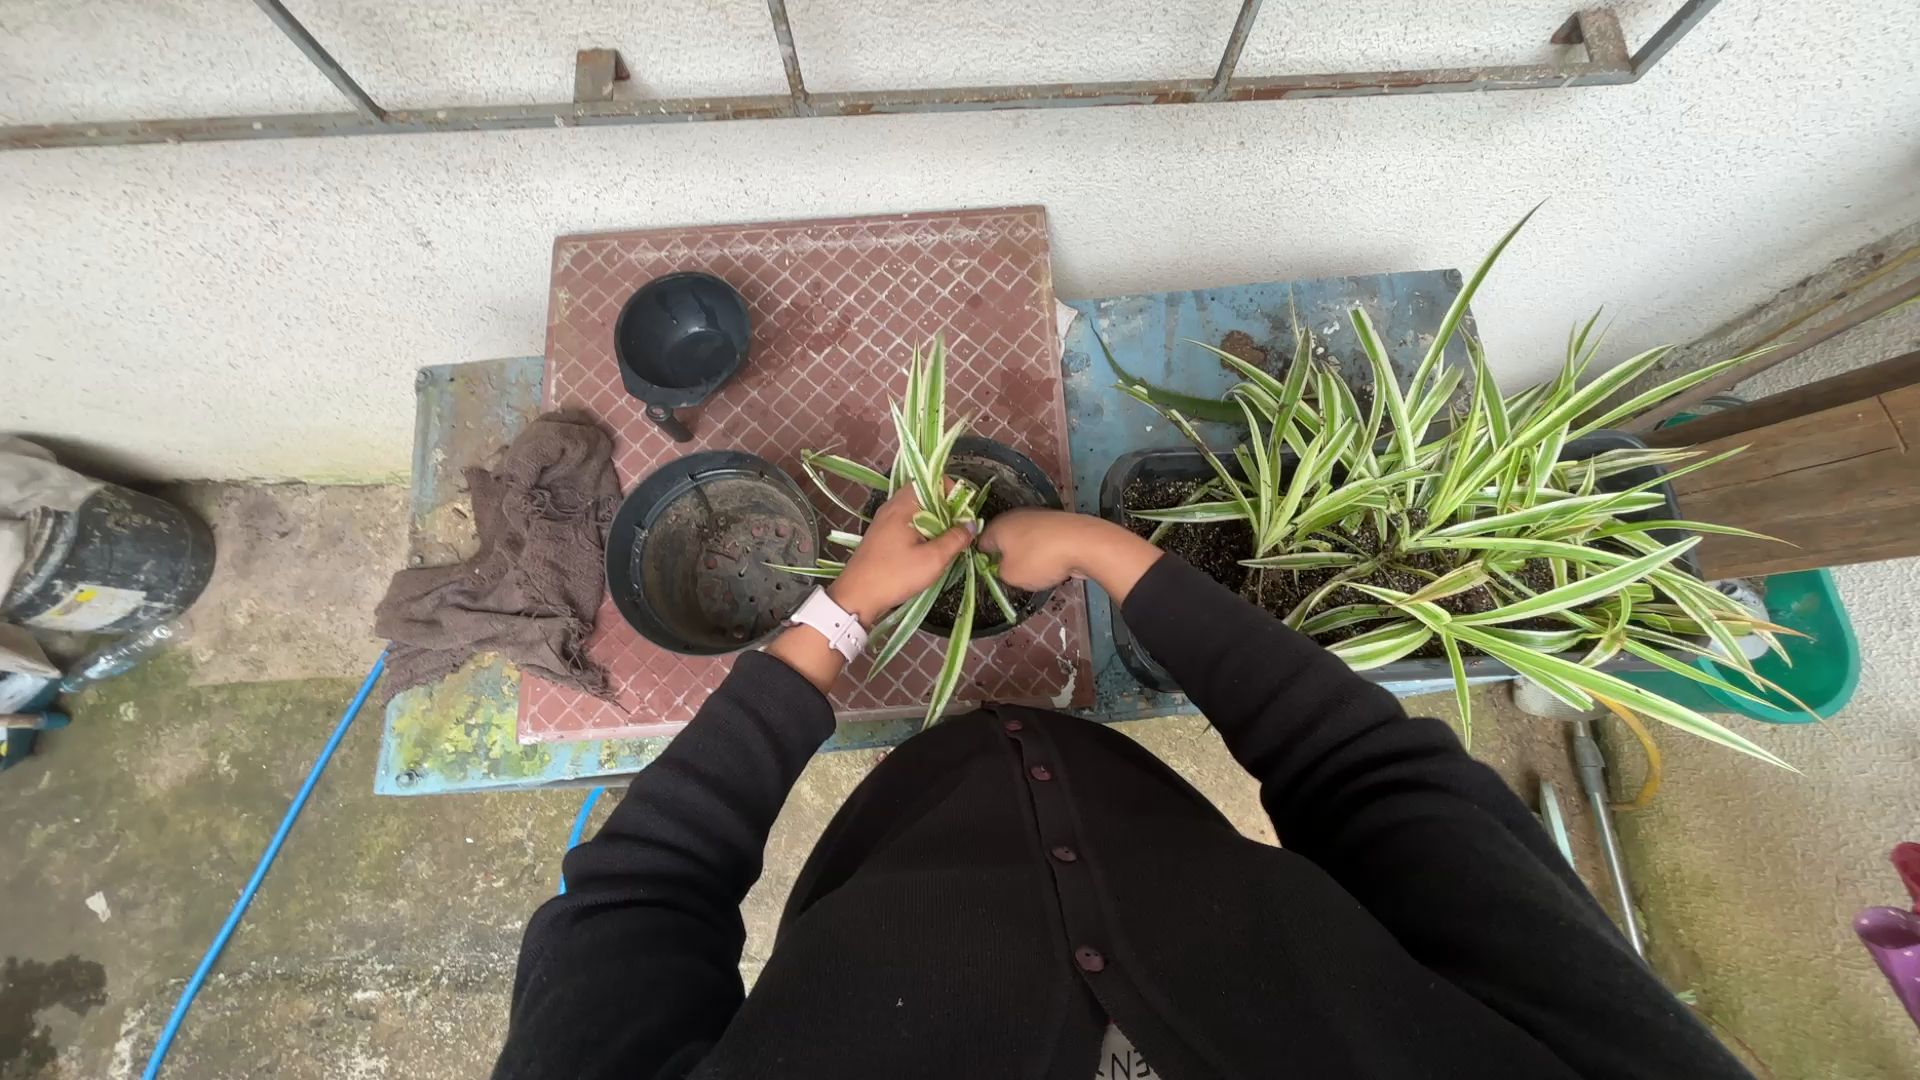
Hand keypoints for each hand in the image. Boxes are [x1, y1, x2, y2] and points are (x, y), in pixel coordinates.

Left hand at [827, 486, 974, 626]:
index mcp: (904, 505)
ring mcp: (885, 520)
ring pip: (917, 511)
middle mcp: (892, 507)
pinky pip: (907, 523)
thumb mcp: (933, 559)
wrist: (856, 597)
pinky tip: (929, 549)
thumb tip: (971, 525)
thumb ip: (955, 539)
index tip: (964, 514)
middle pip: (926, 495)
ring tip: (947, 541)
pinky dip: (922, 530)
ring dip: (935, 522)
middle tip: (958, 530)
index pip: (933, 481)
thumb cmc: (895, 575)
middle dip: (946, 509)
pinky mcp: (882, 535)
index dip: (953, 493)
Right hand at [979, 509, 1161, 602]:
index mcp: (998, 526)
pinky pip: (1042, 540)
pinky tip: (1051, 563)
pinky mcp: (1056, 523)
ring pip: (1024, 539)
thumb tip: (1004, 565)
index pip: (980, 543)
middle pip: (1004, 539)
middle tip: (1011, 575)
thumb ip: (1000, 571)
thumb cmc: (1039, 559)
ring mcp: (1037, 517)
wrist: (1083, 543)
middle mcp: (1015, 517)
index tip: (989, 574)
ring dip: (1026, 554)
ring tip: (1033, 572)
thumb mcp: (1010, 575)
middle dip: (1006, 556)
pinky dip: (1043, 551)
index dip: (982, 560)